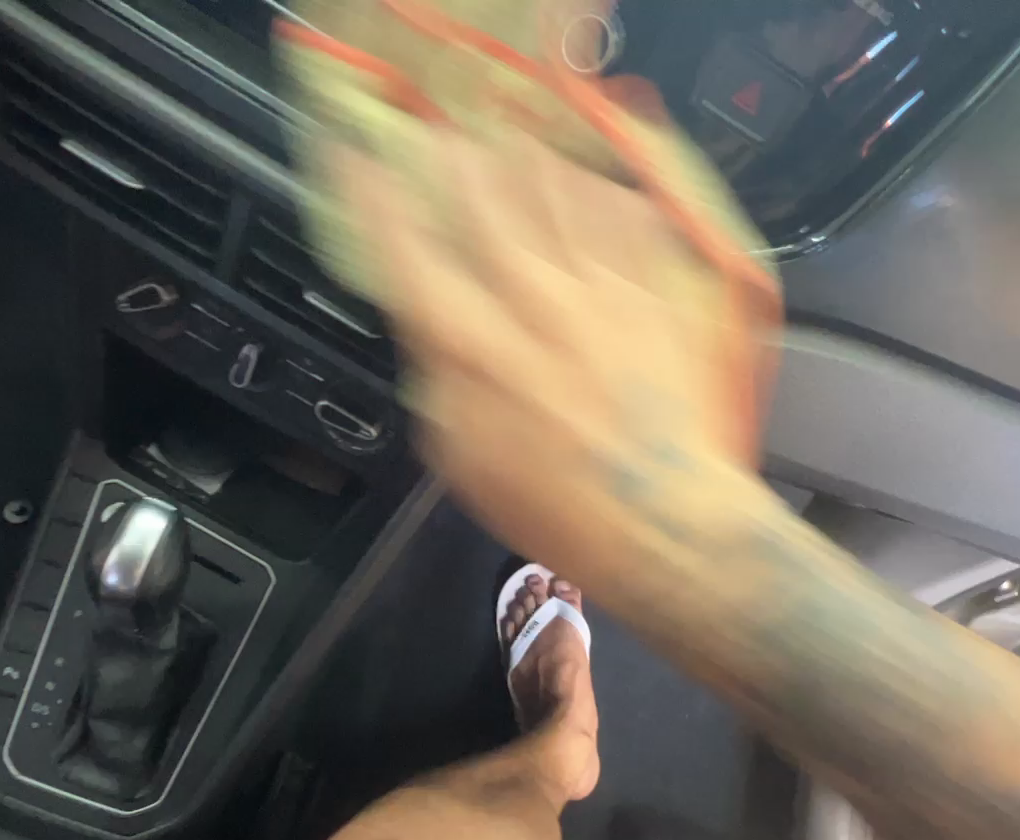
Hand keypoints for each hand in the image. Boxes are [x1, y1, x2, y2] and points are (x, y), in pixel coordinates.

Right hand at [337, 132, 779, 592]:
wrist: (660, 519)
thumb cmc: (555, 507)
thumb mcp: (462, 460)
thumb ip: (438, 383)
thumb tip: (429, 333)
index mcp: (472, 351)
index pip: (406, 251)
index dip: (374, 197)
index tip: (358, 161)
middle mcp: (530, 304)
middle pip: (483, 196)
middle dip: (454, 156)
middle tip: (443, 140)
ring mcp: (598, 291)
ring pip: (553, 189)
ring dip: (522, 159)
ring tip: (507, 145)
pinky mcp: (652, 293)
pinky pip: (623, 215)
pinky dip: (598, 191)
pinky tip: (585, 186)